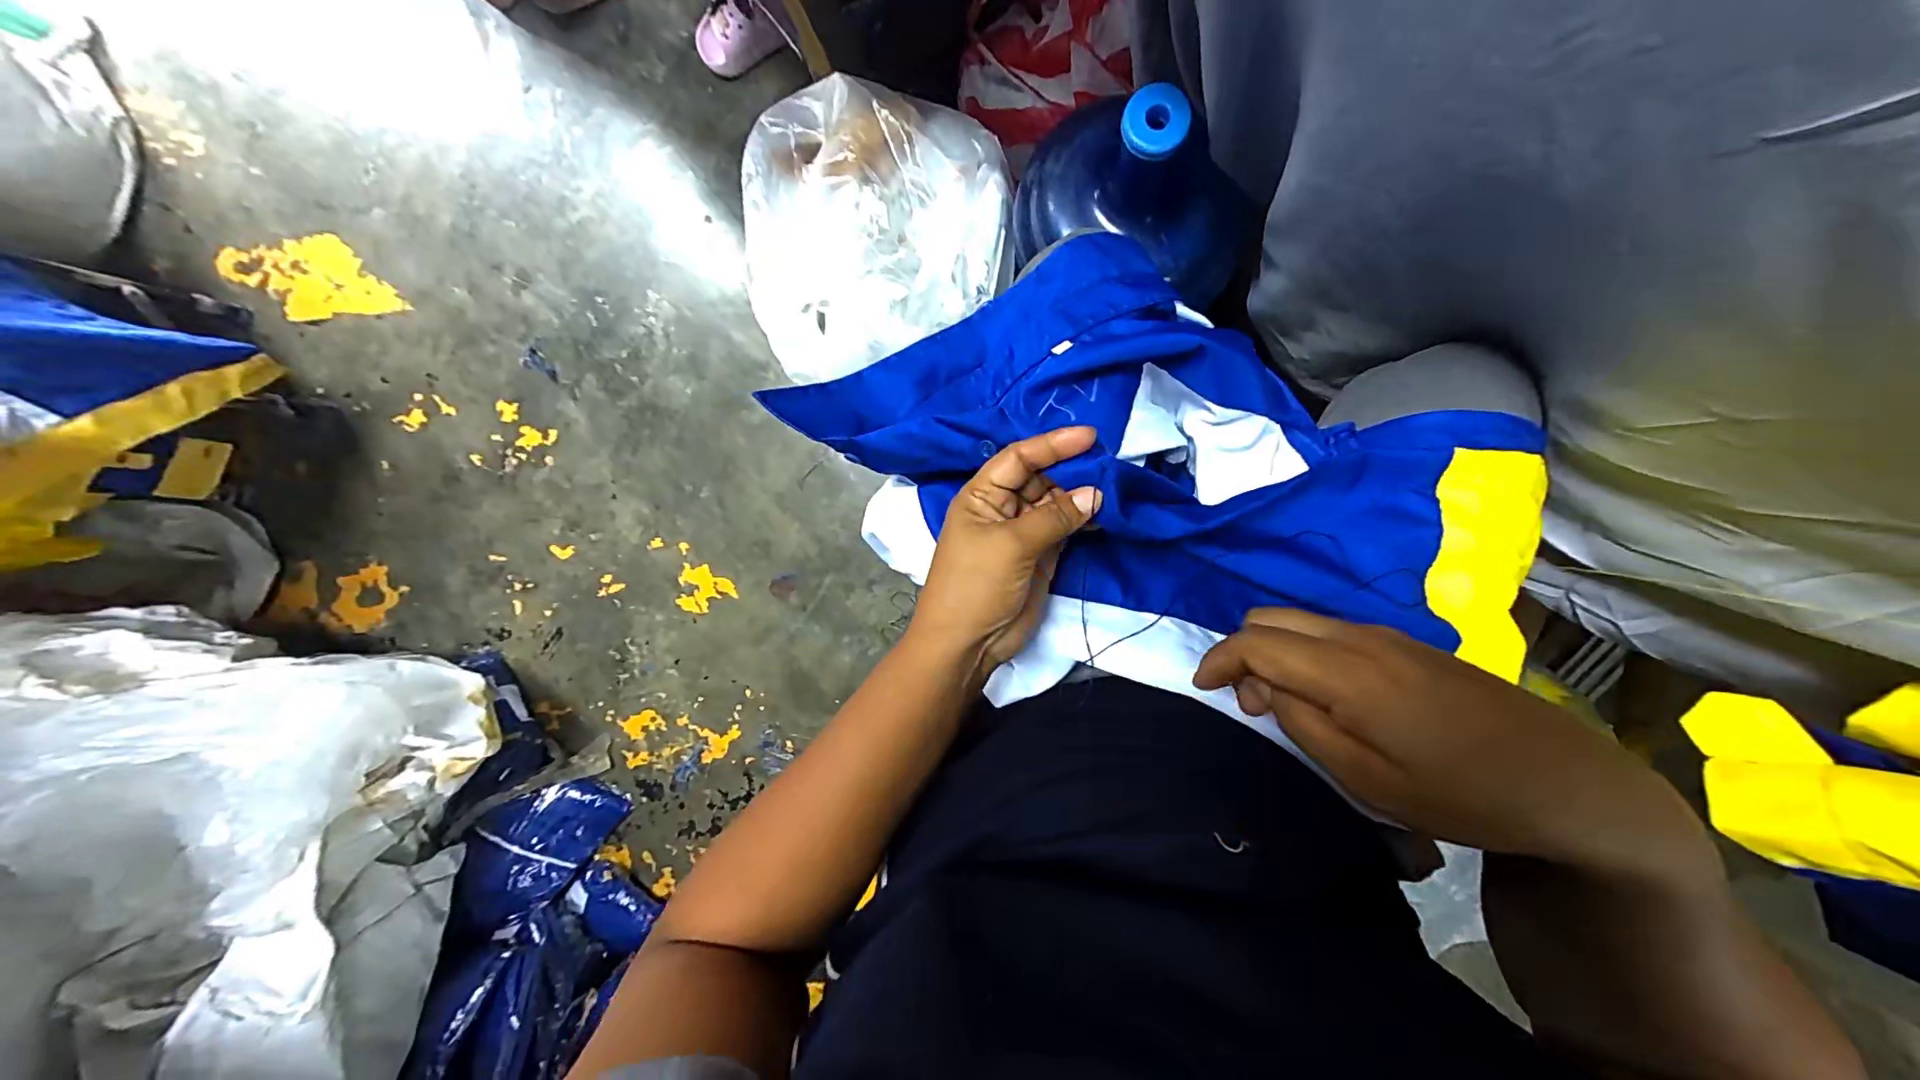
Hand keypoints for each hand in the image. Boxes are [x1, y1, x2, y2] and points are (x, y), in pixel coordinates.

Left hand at [906, 427, 1102, 677]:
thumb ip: (1054, 517)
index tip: (1089, 436)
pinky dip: (1084, 522)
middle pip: (1041, 478)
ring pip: (1056, 503)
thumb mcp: (1012, 545)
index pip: (1019, 458)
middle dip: (1071, 471)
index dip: (1052, 444)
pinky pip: (1065, 529)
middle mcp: (1002, 508)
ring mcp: (1022, 533)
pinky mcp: (1040, 556)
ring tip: (1114, 489)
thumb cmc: (976, 585)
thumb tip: (1095, 494)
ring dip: (1081, 497)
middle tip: (1110, 467)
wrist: (967, 643)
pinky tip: (1106, 515)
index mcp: (982, 496)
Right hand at [1193, 608, 1716, 885]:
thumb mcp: (1369, 779)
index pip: (1257, 640)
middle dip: (1244, 651)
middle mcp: (1362, 637)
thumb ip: (1303, 724)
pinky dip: (1305, 650)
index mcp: (1349, 671)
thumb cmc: (1463, 793)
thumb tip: (1268, 688)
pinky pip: (1331, 630)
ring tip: (1288, 704)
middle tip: (1255, 705)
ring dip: (1275, 650)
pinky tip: (1327, 694)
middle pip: (1272, 616)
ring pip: (1301, 620)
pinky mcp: (1408, 644)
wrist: (1571, 784)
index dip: (1219, 658)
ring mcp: (1389, 636)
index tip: (1202, 687)